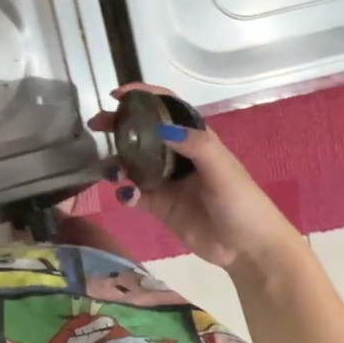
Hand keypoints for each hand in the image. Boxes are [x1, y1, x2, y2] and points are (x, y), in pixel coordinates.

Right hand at [87, 84, 302, 269]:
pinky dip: (125, 192)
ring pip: (131, 163)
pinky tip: (127, 195)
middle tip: (96, 124)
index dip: (143, 96)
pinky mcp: (158, 205)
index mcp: (194, 140)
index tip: (117, 94)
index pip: (166, 109)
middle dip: (118, 126)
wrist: (248, 248)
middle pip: (141, 133)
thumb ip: (195, 145)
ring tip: (110, 170)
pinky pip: (133, 193)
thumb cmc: (241, 203)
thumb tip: (161, 128)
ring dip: (116, 162)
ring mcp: (165, 181)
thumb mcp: (222, 169)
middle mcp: (176, 155)